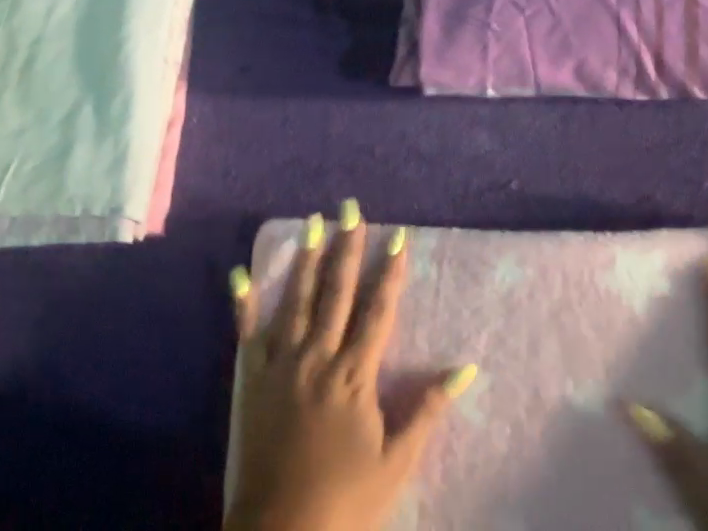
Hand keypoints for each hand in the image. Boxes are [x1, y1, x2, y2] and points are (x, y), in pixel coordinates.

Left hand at [223, 201, 475, 530]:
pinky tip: (241, 271)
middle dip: (346, 248)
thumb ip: (428, 409)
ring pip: (295, 300)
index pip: (377, 312)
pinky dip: (244, 300)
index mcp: (355, 375)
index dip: (389, 273)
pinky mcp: (251, 377)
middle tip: (351, 209)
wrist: (281, 530)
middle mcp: (317, 357)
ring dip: (305, 259)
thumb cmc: (347, 498)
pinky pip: (247, 331)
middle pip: (336, 293)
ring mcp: (280, 363)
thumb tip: (466, 368)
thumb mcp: (398, 459)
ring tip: (312, 223)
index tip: (398, 237)